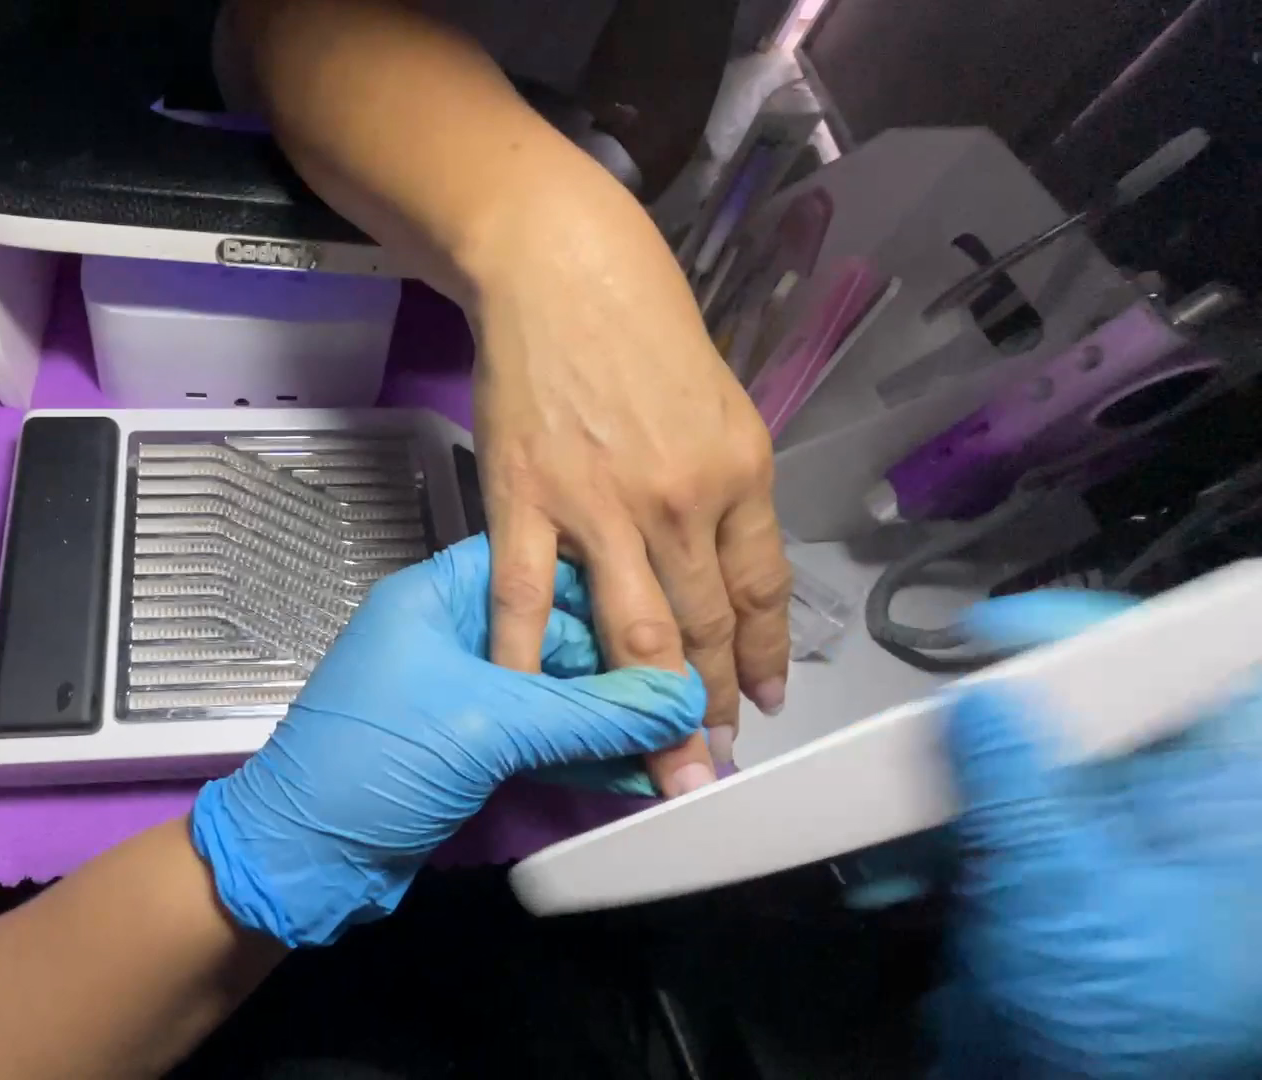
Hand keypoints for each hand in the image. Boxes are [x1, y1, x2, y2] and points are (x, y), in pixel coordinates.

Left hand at [190, 534, 705, 946]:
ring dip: (614, 723)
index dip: (610, 588)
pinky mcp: (471, 742)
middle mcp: (453, 631)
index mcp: (439, 596)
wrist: (306, 855)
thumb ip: (589, 712)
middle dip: (624, 674)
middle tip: (701, 708)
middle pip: (556, 633)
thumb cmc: (380, 762)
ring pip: (555, 691)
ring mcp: (462, 690)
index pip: (539, 567)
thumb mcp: (485, 724)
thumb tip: (685, 702)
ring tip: (690, 750)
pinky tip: (644, 773)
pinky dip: (587, 754)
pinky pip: (542, 735)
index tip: (679, 614)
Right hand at [465, 180, 790, 788]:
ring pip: (633, 630)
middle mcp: (682, 500)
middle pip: (705, 626)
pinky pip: (531, 602)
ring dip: (645, 708)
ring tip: (653, 766)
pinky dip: (534, 664)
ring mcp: (602, 508)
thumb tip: (709, 555)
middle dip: (711, 707)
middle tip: (708, 768)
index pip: (761, 590)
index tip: (760, 703)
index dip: (763, 657)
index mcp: (739, 470)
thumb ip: (718, 482)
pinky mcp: (527, 503)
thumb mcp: (712, 399)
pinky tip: (538, 710)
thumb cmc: (636, 329)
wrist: (559, 274)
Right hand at [934, 591, 1261, 1076]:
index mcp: (1219, 810)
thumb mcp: (1064, 883)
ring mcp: (1093, 847)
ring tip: (888, 810)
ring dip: (934, 787)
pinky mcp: (1035, 873)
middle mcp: (1164, 818)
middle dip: (981, 722)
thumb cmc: (1120, 1017)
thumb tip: (976, 696)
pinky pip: (972, 820)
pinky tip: (892, 862)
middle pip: (1074, 721)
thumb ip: (1015, 777)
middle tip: (923, 727)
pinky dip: (923, 833)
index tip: (991, 630)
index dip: (1092, 636)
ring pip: (1005, 770)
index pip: (1181, 680)